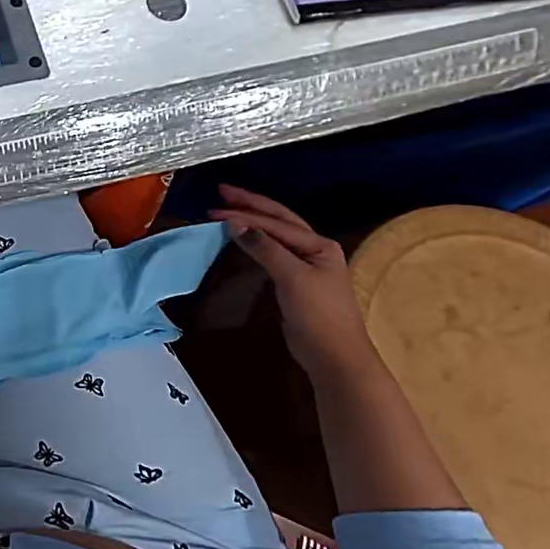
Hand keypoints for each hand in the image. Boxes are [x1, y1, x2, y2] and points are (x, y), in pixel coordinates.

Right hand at [210, 185, 373, 374]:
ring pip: (275, 234)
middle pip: (278, 220)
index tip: (215, 209)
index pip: (276, 222)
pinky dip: (254, 241)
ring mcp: (305, 265)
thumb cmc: (318, 315)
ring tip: (228, 209)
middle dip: (250, 205)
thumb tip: (235, 224)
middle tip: (222, 191)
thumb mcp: (292, 277)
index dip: (245, 213)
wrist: (334, 357)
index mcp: (319, 244)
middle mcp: (314, 249)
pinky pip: (271, 251)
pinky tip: (242, 237)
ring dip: (251, 220)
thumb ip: (265, 248)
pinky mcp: (295, 281)